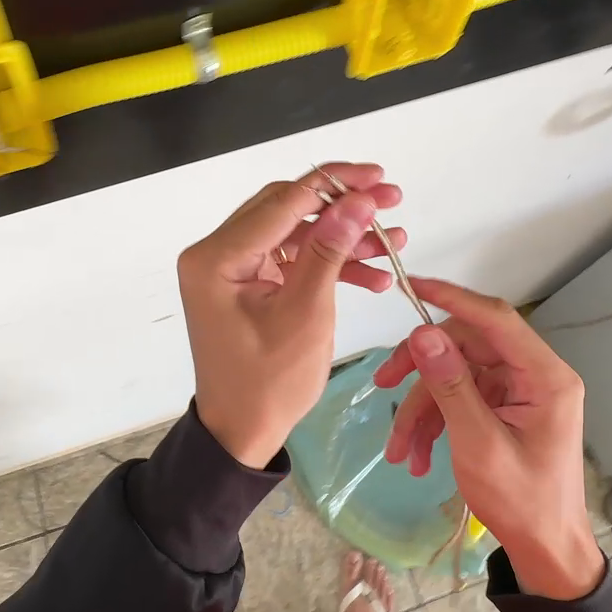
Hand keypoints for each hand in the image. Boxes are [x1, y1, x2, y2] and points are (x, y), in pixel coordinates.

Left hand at [176, 163, 407, 467]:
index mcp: (217, 257)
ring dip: (343, 238)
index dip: (333, 184)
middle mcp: (218, 253)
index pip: (281, 201)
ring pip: (296, 233)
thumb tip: (357, 200)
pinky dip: (329, 264)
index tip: (378, 177)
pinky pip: (293, 260)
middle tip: (392, 202)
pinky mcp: (250, 284)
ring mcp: (234, 268)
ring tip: (395, 242)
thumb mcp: (305, 314)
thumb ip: (330, 250)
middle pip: (288, 210)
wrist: (242, 434)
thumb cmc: (268, 383)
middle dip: (343, 207)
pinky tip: (374, 276)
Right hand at [374, 278, 602, 599]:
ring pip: (453, 375)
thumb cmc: (523, 503)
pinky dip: (433, 423)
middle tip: (383, 385)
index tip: (412, 285)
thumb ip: (451, 386)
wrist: (546, 553)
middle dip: (420, 370)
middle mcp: (532, 375)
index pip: (495, 318)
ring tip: (399, 450)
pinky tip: (416, 457)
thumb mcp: (479, 444)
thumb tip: (422, 334)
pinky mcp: (501, 407)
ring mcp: (515, 391)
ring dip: (421, 409)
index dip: (453, 298)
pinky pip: (457, 397)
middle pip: (464, 346)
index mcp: (544, 377)